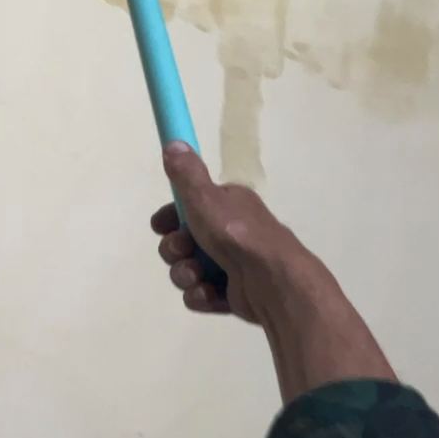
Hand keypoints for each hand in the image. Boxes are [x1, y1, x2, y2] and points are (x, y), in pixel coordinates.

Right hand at [149, 142, 316, 324]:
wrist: (275, 283)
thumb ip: (186, 173)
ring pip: (186, 269)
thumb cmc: (238, 235)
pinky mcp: (232, 294)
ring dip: (184, 274)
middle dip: (174, 250)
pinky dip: (200, 295)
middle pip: (180, 242)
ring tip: (198, 277)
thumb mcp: (205, 197)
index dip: (168, 219)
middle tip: (184, 250)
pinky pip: (200, 294)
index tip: (163, 225)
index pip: (184, 210)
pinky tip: (209, 294)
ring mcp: (231, 266)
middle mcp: (229, 234)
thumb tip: (174, 142)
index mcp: (227, 208)